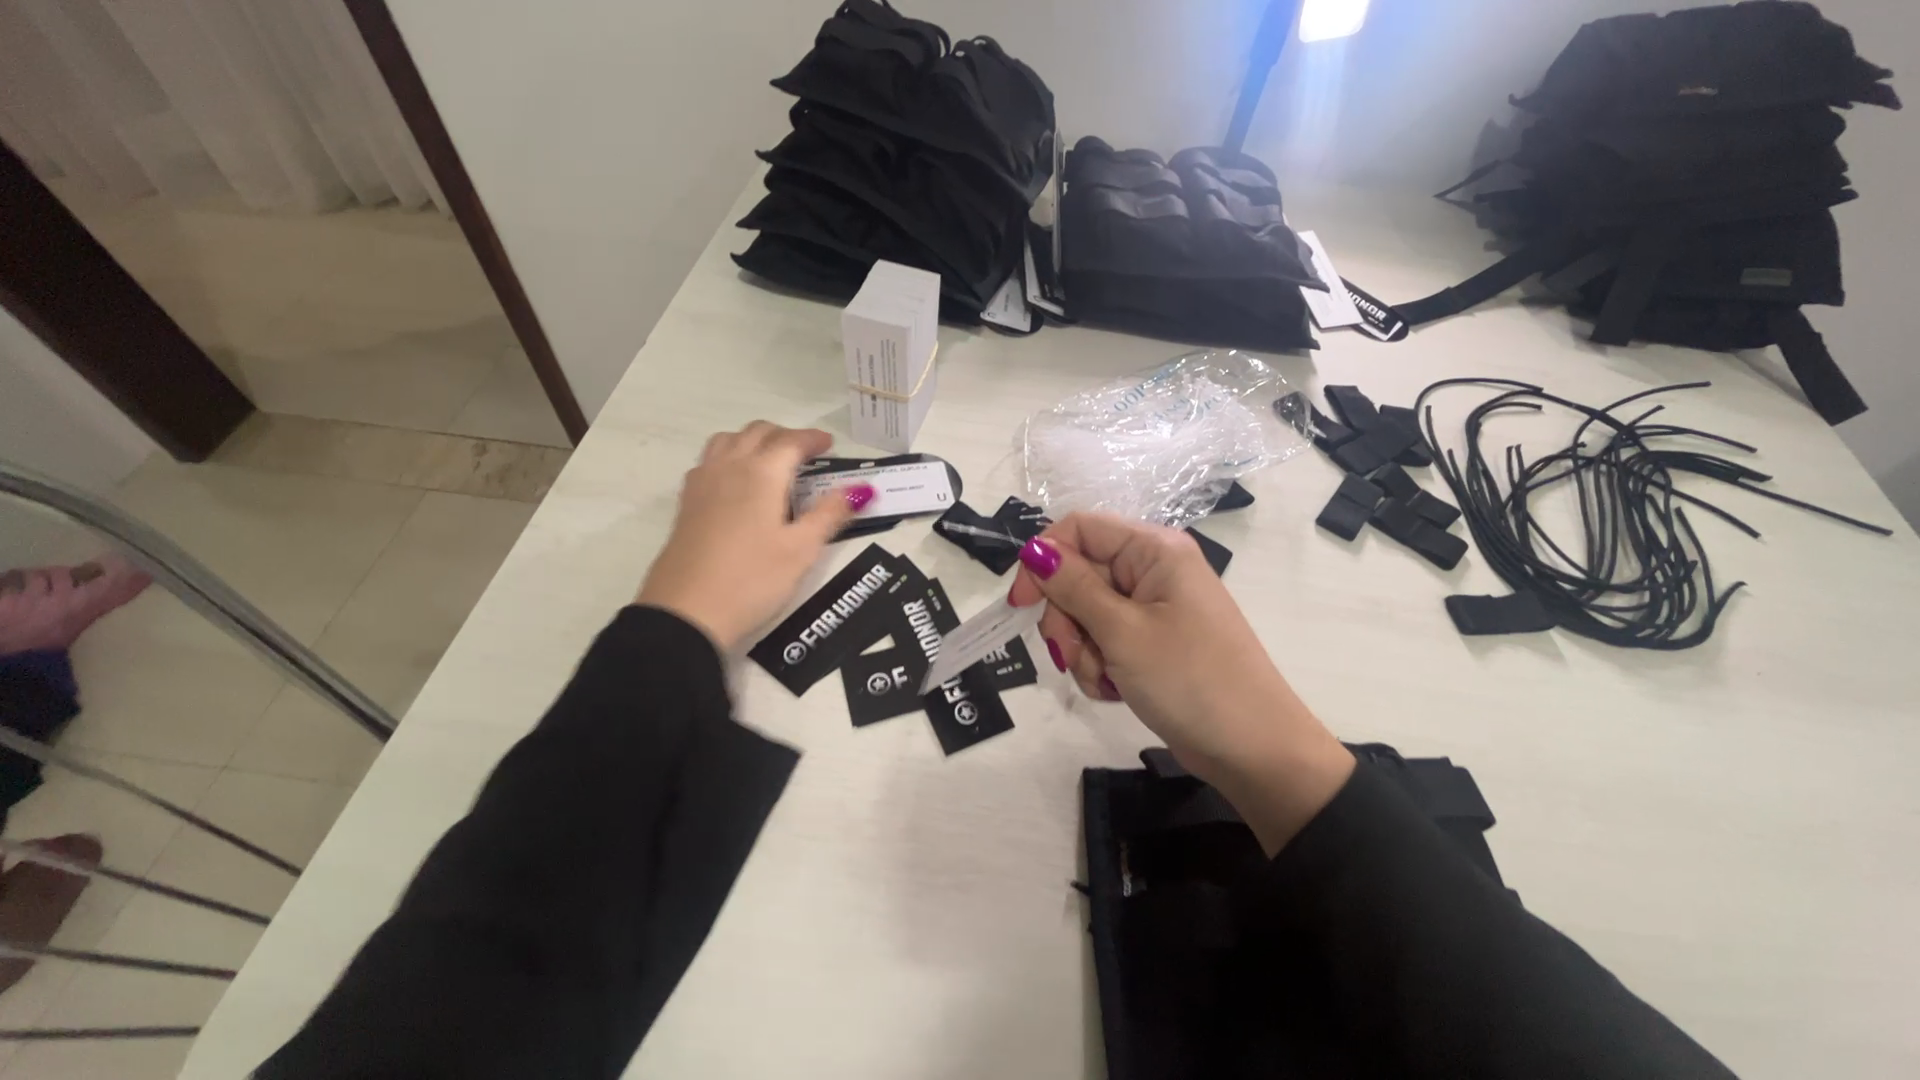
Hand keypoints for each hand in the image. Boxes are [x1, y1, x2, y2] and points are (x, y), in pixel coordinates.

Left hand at [636, 422, 872, 651]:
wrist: (687, 612)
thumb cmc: (753, 580)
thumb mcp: (801, 550)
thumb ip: (830, 514)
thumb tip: (861, 488)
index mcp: (762, 473)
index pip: (791, 442)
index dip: (813, 439)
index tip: (830, 445)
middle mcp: (729, 467)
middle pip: (757, 433)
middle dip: (785, 436)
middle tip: (807, 454)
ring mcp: (702, 483)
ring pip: (728, 440)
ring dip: (753, 440)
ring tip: (771, 461)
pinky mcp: (686, 503)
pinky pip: (709, 461)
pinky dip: (729, 457)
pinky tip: (737, 484)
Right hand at [1008, 513, 1353, 851]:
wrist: (1253, 749)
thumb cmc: (1190, 679)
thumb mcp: (1122, 631)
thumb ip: (1073, 587)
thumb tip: (1033, 550)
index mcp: (1154, 549)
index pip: (1078, 529)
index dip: (1043, 560)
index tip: (1021, 605)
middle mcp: (1152, 570)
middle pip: (1078, 575)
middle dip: (1066, 620)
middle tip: (1075, 657)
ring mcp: (1153, 609)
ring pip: (1085, 614)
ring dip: (1081, 651)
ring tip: (1105, 679)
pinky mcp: (1152, 643)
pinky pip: (1104, 642)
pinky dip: (1099, 666)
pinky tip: (1115, 690)